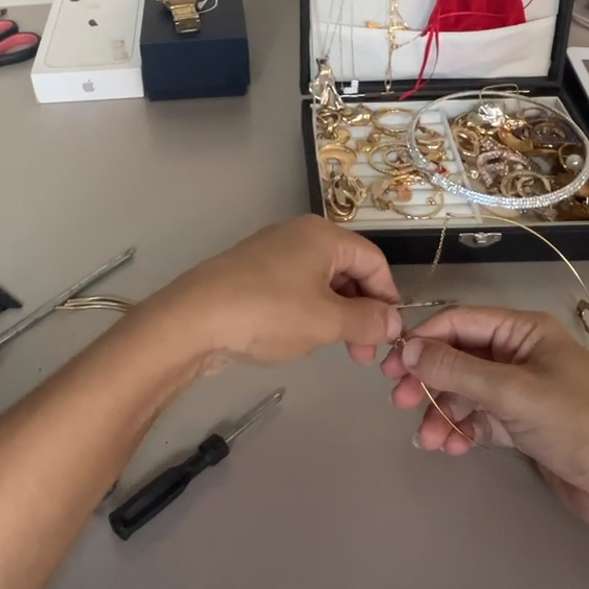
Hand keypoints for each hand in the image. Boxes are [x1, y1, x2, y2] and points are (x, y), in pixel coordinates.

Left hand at [139, 215, 403, 368]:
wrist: (193, 320)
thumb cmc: (268, 313)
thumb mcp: (327, 321)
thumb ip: (368, 319)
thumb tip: (395, 320)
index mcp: (322, 235)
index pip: (374, 260)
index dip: (387, 297)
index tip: (388, 335)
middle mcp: (298, 235)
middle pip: (348, 269)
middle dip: (361, 310)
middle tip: (363, 353)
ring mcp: (271, 252)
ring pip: (320, 281)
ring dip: (336, 314)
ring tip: (334, 349)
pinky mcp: (251, 273)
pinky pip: (294, 288)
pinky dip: (308, 311)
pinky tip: (300, 337)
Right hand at [380, 306, 588, 538]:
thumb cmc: (581, 423)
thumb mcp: (514, 392)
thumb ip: (457, 370)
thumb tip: (407, 349)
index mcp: (523, 331)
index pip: (460, 322)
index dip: (423, 339)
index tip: (392, 363)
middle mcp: (520, 355)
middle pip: (459, 358)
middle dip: (430, 379)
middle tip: (401, 401)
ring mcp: (522, 391)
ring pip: (466, 392)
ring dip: (444, 411)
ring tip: (428, 439)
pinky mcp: (525, 426)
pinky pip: (481, 419)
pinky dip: (463, 430)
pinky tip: (451, 447)